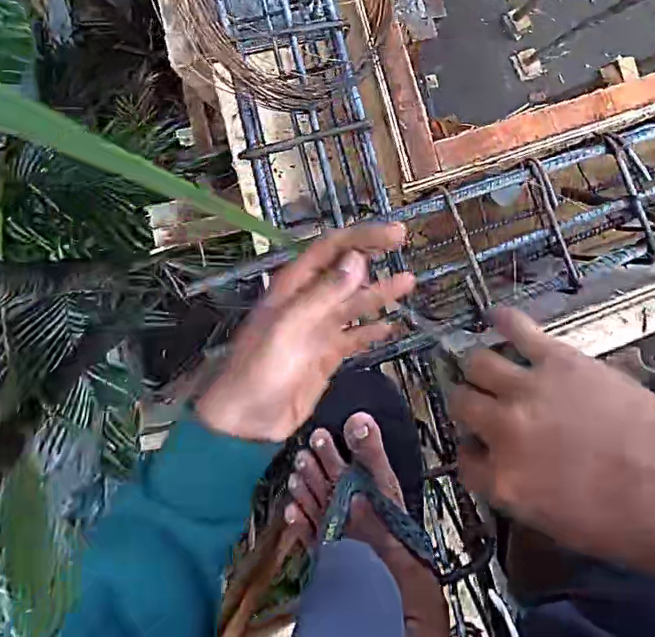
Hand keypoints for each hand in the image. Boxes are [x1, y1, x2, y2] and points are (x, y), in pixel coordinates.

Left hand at [195, 223, 413, 441]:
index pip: (332, 248)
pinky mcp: (326, 354)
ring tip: (408, 282)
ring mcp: (318, 327)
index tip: (395, 233)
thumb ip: (324, 294)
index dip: (362, 237)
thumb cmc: (260, 368)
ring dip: (380, 292)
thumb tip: (357, 259)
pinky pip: (354, 335)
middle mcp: (308, 300)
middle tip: (404, 242)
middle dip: (373, 253)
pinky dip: (372, 330)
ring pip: (354, 302)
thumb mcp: (290, 326)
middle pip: (345, 269)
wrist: (246, 421)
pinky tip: (392, 325)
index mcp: (294, 285)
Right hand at [449, 307, 654, 575]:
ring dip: (482, 369)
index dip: (472, 452)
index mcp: (506, 480)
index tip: (481, 448)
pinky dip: (504, 320)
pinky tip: (497, 318)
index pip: (464, 459)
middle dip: (470, 406)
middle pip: (462, 403)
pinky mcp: (555, 358)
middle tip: (485, 406)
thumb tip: (504, 472)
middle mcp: (505, 429)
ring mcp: (527, 389)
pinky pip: (517, 328)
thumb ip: (519, 493)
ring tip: (492, 370)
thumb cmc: (628, 521)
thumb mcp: (559, 525)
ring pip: (478, 363)